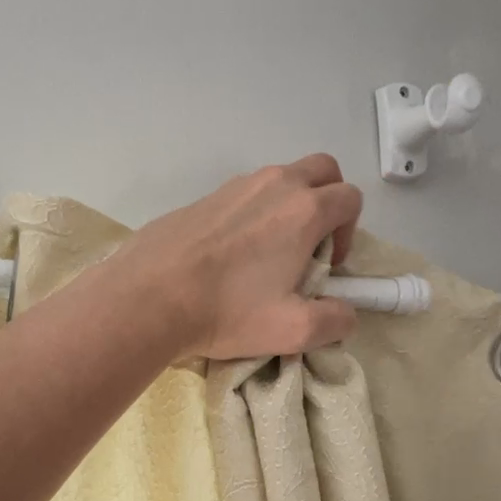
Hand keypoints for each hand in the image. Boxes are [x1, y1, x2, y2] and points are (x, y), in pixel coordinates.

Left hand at [122, 154, 362, 359]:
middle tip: (312, 244)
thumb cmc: (228, 311)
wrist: (150, 297)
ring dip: (291, 206)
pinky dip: (256, 212)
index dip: (350, 232)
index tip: (328, 265)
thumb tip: (345, 314)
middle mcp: (275, 185)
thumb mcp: (293, 331)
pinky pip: (246, 194)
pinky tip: (233, 255)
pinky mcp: (205, 196)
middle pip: (323, 170)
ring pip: (282, 179)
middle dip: (330, 201)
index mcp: (304, 211)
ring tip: (271, 254)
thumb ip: (335, 321)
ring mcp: (236, 185)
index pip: (350, 198)